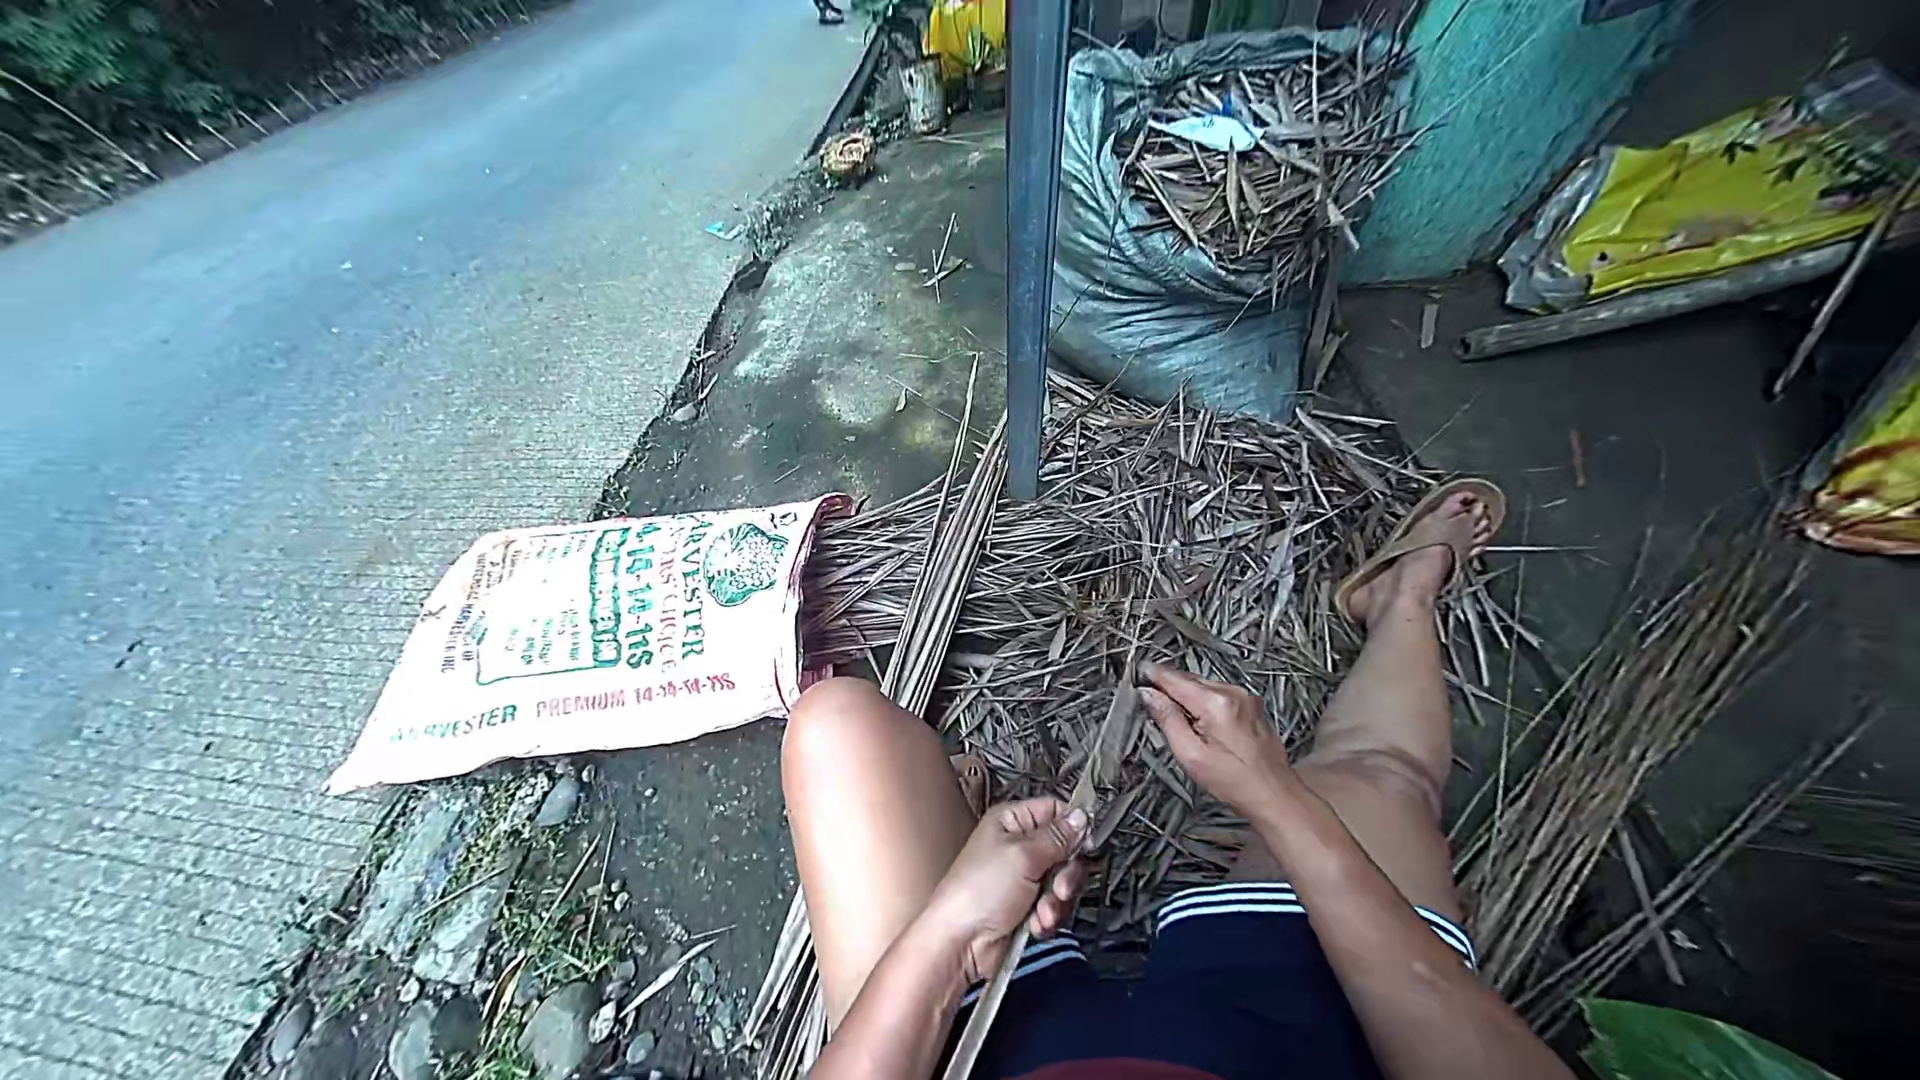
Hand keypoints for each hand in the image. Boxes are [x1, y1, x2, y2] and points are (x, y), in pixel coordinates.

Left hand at [922, 797, 1089, 983]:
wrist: (961, 941)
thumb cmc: (980, 889)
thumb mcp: (1022, 856)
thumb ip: (1056, 837)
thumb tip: (1081, 817)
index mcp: (1013, 820)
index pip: (1055, 811)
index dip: (1074, 828)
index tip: (1084, 847)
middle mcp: (1020, 844)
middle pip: (1066, 849)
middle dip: (1067, 874)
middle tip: (1058, 888)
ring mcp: (1025, 876)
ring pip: (1063, 881)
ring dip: (1058, 901)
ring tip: (1042, 912)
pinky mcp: (1028, 904)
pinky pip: (1055, 905)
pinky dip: (1049, 917)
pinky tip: (1035, 924)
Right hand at [1139, 660, 1290, 816]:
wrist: (1275, 795)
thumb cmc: (1236, 781)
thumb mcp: (1190, 754)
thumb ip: (1166, 719)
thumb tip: (1148, 694)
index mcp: (1215, 703)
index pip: (1172, 678)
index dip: (1151, 677)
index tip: (1137, 677)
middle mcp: (1232, 693)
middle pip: (1187, 679)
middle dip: (1169, 691)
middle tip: (1155, 711)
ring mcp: (1244, 697)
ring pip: (1201, 685)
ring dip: (1186, 698)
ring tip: (1183, 727)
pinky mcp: (1250, 704)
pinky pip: (1217, 694)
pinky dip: (1203, 703)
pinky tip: (1203, 727)